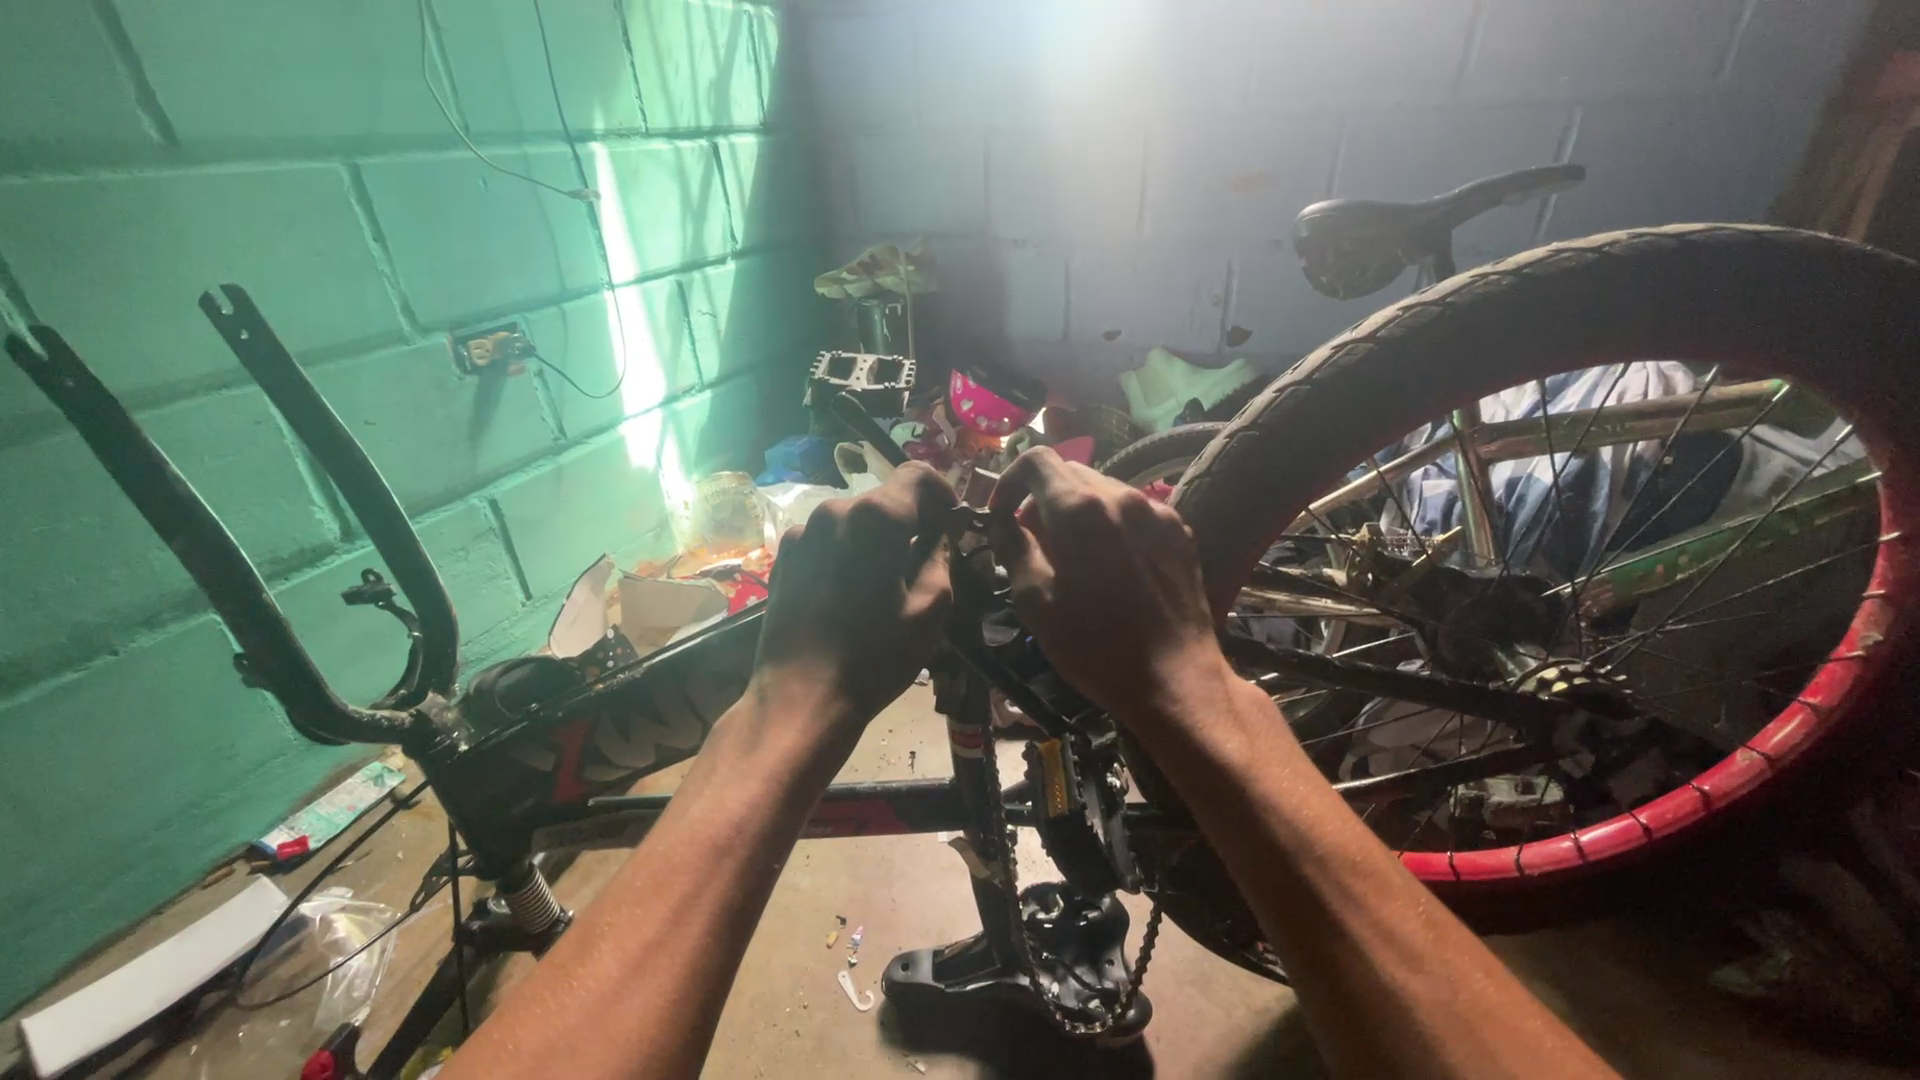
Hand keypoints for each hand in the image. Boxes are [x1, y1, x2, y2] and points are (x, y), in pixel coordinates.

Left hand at [752, 462, 956, 728]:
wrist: (801, 698)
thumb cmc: (876, 656)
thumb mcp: (931, 608)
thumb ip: (940, 557)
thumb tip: (939, 533)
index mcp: (875, 517)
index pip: (916, 475)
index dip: (942, 492)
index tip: (952, 521)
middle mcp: (833, 511)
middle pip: (883, 501)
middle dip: (909, 522)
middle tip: (925, 562)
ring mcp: (802, 534)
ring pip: (854, 522)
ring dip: (876, 541)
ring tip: (886, 586)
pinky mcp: (783, 558)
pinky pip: (828, 542)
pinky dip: (847, 555)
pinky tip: (851, 596)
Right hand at [989, 448, 1230, 723]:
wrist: (1175, 679)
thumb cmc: (1095, 646)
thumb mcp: (1035, 603)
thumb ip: (1014, 549)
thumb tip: (1003, 523)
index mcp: (1079, 510)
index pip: (1037, 460)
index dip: (1009, 481)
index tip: (1001, 516)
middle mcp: (1121, 496)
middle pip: (1070, 473)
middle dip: (1041, 499)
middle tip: (1033, 543)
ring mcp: (1157, 512)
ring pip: (1104, 490)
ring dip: (1077, 511)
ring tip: (1073, 557)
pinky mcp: (1181, 532)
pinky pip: (1134, 511)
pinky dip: (1111, 524)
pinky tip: (1111, 566)